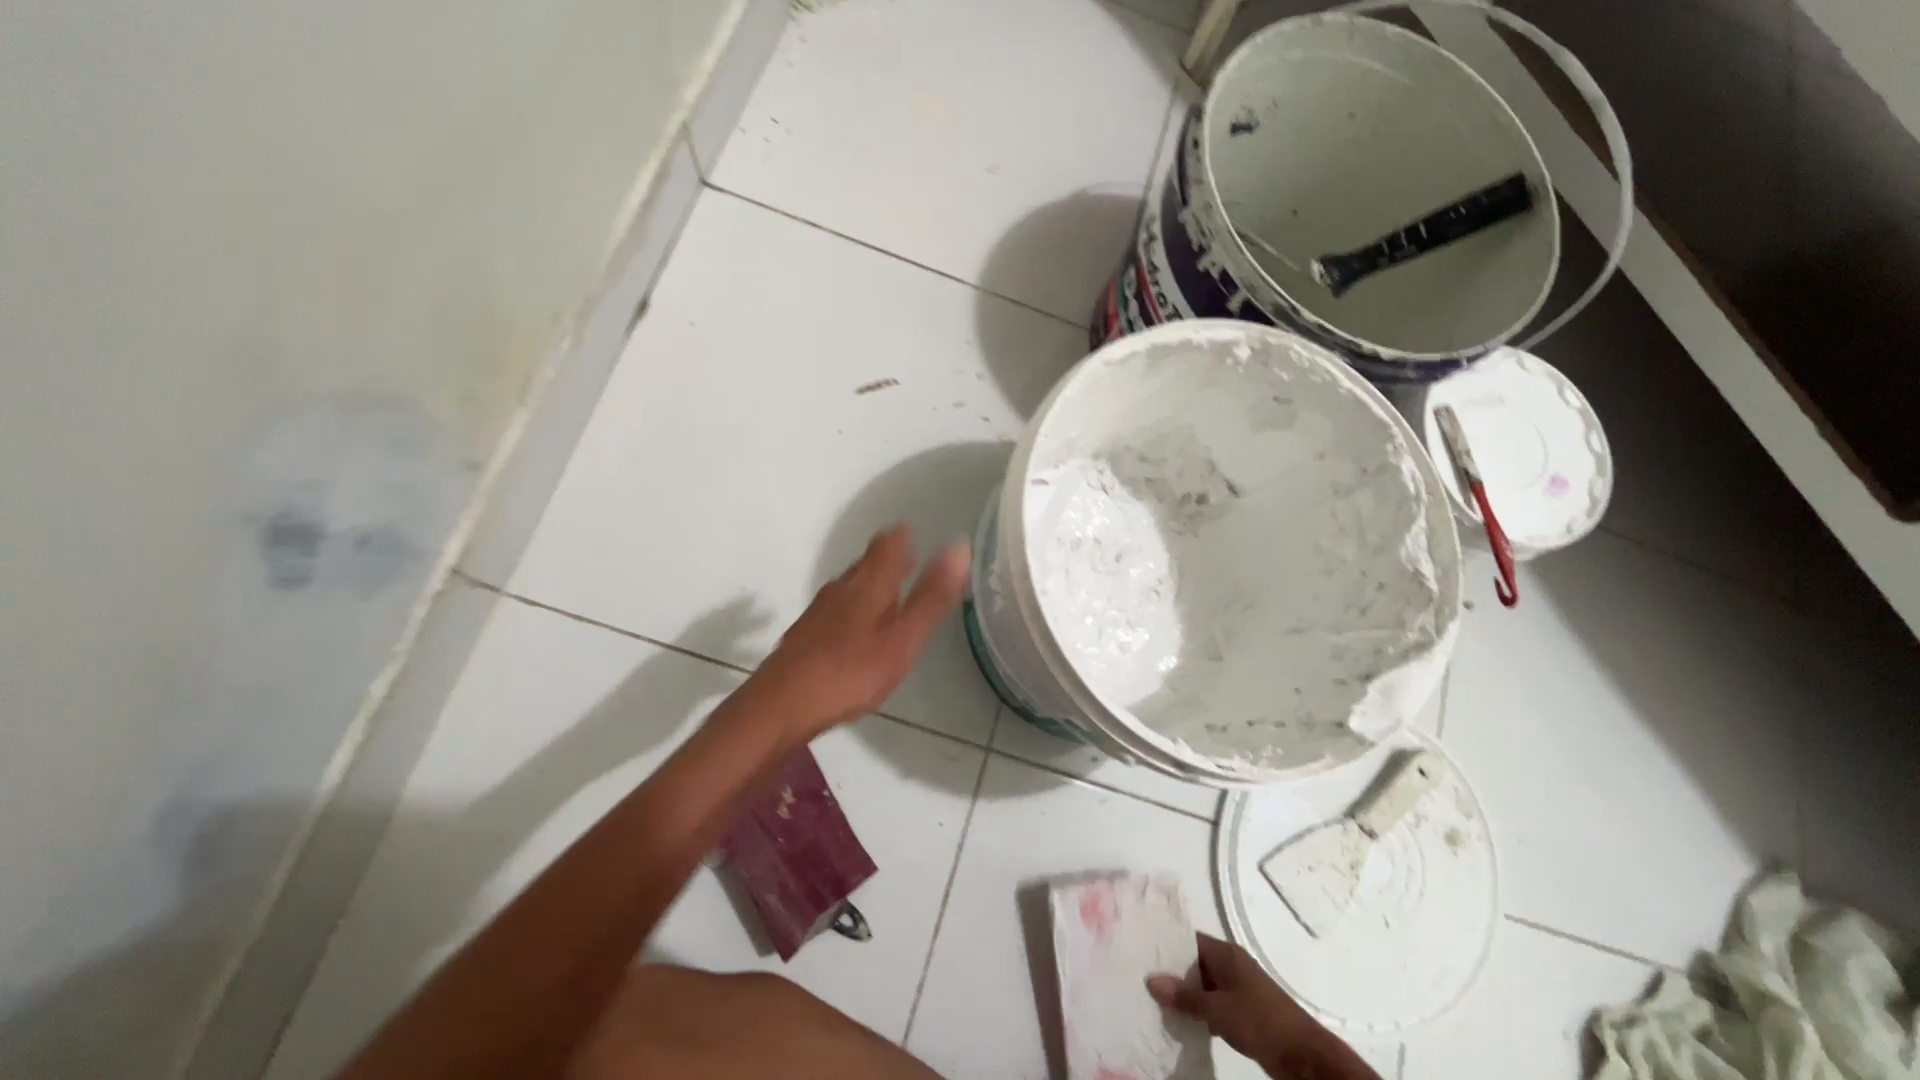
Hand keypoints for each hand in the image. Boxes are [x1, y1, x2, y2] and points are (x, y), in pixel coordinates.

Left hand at [747, 524, 969, 737]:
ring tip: (890, 593)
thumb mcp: (902, 638)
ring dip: (871, 584)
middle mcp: (840, 589)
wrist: (782, 705)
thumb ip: (931, 596)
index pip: (887, 545)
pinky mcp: (805, 635)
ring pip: (850, 586)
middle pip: (866, 563)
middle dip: (888, 559)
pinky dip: (855, 609)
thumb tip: (959, 546)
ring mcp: (818, 612)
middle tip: (910, 560)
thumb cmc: (850, 672)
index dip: (902, 535)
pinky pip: (837, 609)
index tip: (915, 532)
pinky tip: (858, 631)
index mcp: (868, 585)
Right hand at [1148, 935, 1379, 1079]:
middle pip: (1194, 961)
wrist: (1303, 1054)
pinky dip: (1197, 1010)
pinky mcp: (1242, 1011)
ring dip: (1183, 994)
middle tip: (1138, 976)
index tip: (1138, 948)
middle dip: (1170, 970)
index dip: (1165, 942)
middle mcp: (1232, 966)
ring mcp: (1238, 989)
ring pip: (1202, 985)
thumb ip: (1184, 995)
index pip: (1189, 939)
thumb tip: (1151, 979)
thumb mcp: (1217, 1009)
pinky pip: (1212, 1004)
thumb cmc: (1260, 1021)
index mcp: (1227, 954)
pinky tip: (1177, 1021)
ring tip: (1151, 999)